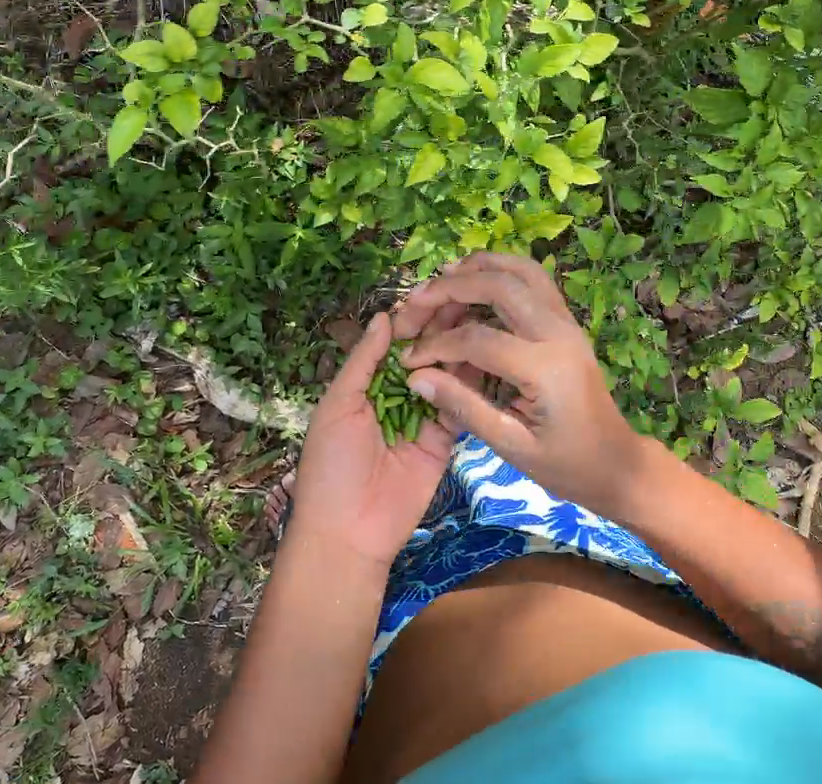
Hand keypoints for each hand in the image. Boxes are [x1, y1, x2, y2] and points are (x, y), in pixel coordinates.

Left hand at [284, 312, 458, 570]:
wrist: (348, 531)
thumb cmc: (331, 464)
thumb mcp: (338, 405)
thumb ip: (363, 361)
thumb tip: (384, 316)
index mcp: (367, 385)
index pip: (394, 343)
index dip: (413, 319)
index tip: (436, 290)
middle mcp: (397, 396)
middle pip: (424, 354)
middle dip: (442, 328)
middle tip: (468, 297)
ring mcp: (423, 417)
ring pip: (445, 375)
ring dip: (460, 348)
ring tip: (483, 316)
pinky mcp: (445, 440)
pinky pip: (460, 408)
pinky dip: (471, 385)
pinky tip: (490, 356)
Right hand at [394, 252, 655, 514]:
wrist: (617, 464)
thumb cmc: (566, 464)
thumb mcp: (511, 446)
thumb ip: (463, 406)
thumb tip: (416, 377)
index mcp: (544, 369)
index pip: (476, 339)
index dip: (435, 345)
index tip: (408, 360)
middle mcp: (558, 333)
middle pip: (499, 286)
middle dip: (450, 288)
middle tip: (415, 301)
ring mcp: (567, 322)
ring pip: (520, 269)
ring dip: (477, 268)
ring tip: (439, 279)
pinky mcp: (567, 321)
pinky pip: (533, 279)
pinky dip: (500, 271)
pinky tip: (473, 279)